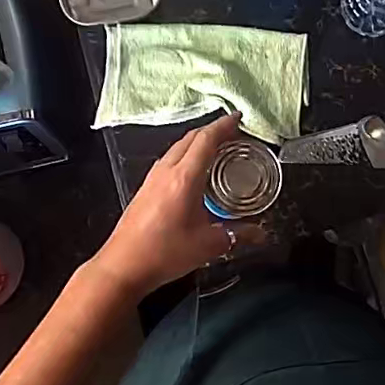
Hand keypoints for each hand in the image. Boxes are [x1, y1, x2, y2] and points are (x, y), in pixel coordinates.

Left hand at [88, 114, 265, 296]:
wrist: (122, 266)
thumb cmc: (165, 253)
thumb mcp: (209, 245)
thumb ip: (238, 236)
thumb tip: (261, 235)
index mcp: (184, 177)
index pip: (206, 140)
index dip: (223, 126)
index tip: (237, 118)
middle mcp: (166, 171)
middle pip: (190, 139)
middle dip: (212, 131)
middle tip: (232, 133)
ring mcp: (152, 179)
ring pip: (177, 148)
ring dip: (196, 142)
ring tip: (216, 148)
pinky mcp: (145, 189)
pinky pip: (169, 161)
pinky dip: (185, 155)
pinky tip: (194, 170)